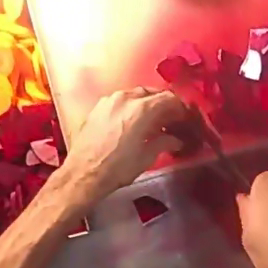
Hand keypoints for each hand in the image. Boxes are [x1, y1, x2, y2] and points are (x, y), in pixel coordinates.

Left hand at [54, 87, 188, 209]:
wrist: (83, 174)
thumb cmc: (117, 168)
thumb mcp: (146, 157)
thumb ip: (164, 142)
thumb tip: (175, 140)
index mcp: (142, 109)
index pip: (170, 99)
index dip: (180, 109)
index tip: (184, 120)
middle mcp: (126, 98)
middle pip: (153, 93)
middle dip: (164, 105)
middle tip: (170, 121)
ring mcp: (109, 100)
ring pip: (136, 95)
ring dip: (147, 105)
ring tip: (151, 122)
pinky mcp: (98, 107)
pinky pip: (121, 101)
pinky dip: (131, 107)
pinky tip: (132, 123)